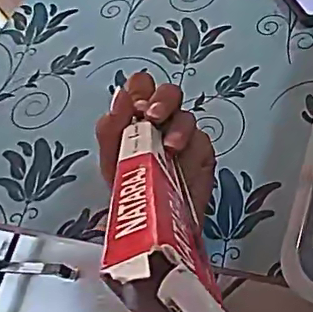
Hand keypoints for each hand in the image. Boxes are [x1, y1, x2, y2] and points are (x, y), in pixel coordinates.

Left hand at [97, 72, 216, 216]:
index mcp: (137, 116)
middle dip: (163, 100)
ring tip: (168, 147)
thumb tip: (122, 96)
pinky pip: (202, 142)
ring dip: (177, 128)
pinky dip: (191, 148)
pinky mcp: (201, 155)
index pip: (142, 85)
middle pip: (170, 93)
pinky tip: (180, 160)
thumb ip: (111, 127)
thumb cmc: (130, 189)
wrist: (150, 225)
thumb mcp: (110, 159)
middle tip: (153, 116)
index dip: (141, 89)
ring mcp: (185, 137)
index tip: (136, 106)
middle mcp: (162, 122)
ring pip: (187, 116)